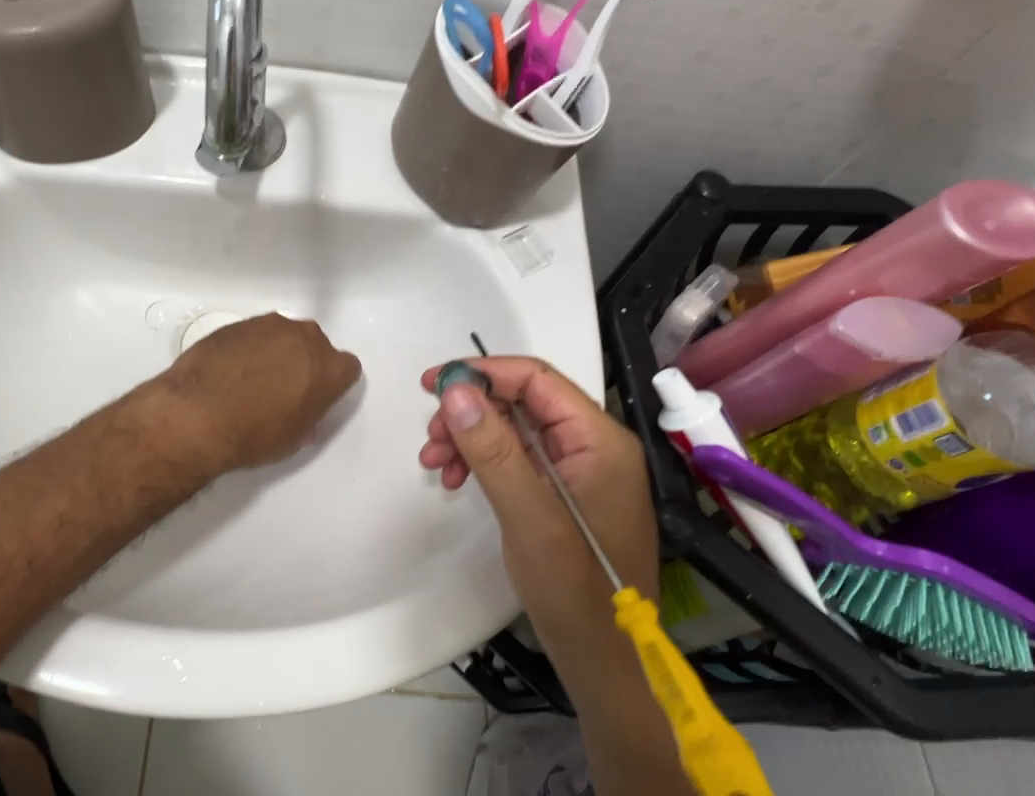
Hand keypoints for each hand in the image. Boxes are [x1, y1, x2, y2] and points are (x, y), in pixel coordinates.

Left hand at [155, 313, 361, 473]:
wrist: (197, 415)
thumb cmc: (253, 434)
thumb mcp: (293, 439)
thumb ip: (307, 417)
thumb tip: (300, 411)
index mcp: (329, 368)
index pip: (348, 368)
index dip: (332, 384)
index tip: (316, 398)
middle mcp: (305, 338)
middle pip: (316, 345)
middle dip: (305, 362)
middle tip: (284, 389)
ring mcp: (270, 325)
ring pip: (284, 335)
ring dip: (276, 351)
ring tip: (252, 379)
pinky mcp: (238, 323)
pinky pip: (254, 334)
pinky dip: (248, 348)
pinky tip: (230, 370)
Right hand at [418, 358, 659, 637]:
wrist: (605, 662)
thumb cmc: (575, 591)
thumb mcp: (529, 517)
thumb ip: (493, 450)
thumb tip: (454, 389)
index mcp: (599, 439)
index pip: (536, 379)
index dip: (482, 372)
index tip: (430, 384)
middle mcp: (593, 445)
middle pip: (523, 401)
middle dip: (471, 412)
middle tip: (430, 437)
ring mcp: (581, 469)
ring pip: (515, 428)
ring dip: (471, 437)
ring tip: (435, 465)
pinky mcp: (566, 493)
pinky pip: (518, 457)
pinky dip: (483, 462)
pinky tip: (456, 481)